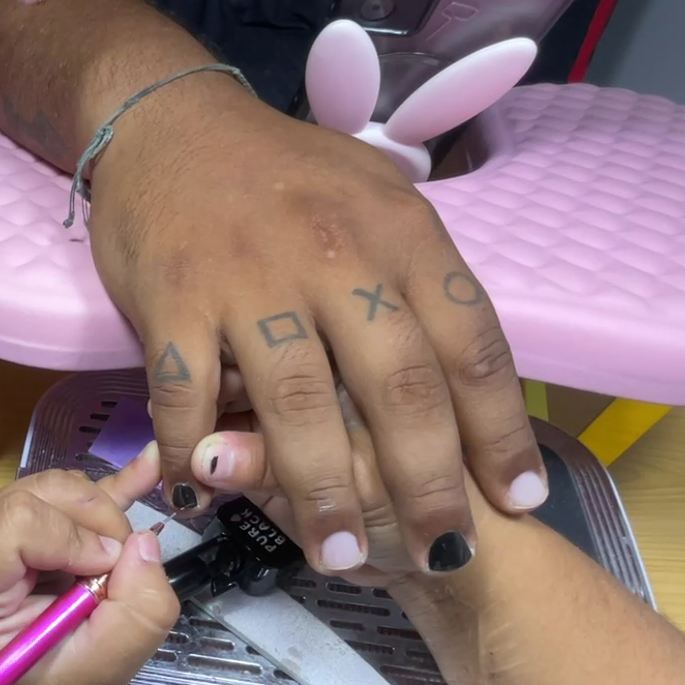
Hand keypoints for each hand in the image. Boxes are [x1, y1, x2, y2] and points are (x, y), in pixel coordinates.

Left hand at [0, 453, 181, 684]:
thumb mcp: (97, 679)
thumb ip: (134, 617)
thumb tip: (144, 544)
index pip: (18, 521)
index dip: (74, 539)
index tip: (106, 579)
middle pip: (38, 493)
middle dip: (96, 524)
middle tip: (117, 574)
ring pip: (52, 488)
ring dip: (98, 517)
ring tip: (114, 562)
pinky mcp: (9, 525)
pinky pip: (55, 493)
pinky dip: (103, 489)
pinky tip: (145, 469)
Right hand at [84, 73, 548, 575]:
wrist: (169, 127)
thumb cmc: (275, 172)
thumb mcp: (370, 199)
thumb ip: (407, 277)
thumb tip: (443, 375)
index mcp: (399, 232)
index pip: (469, 342)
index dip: (498, 430)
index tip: (515, 498)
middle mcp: (332, 258)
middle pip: (394, 387)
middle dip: (424, 483)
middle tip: (441, 552)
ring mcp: (247, 282)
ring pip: (295, 404)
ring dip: (320, 491)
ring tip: (339, 557)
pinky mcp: (172, 302)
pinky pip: (185, 395)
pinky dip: (190, 454)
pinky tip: (196, 497)